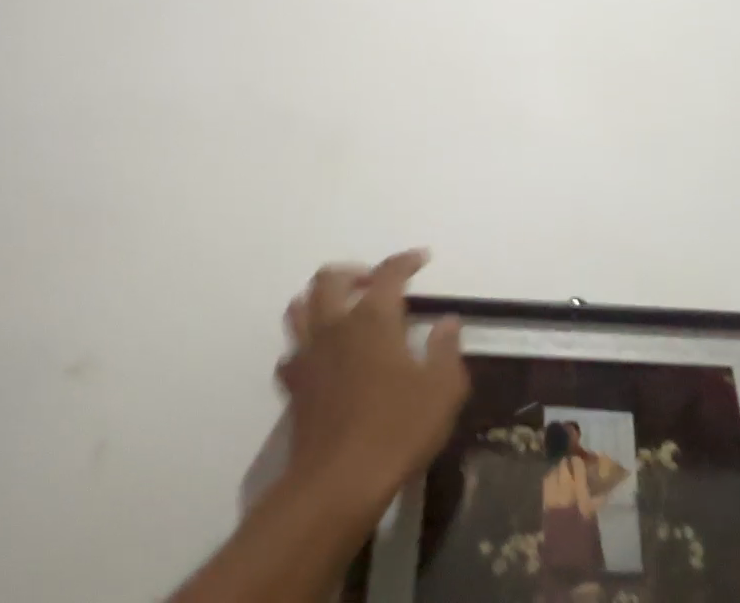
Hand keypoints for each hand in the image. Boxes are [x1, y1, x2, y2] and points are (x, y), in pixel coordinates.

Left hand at [278, 250, 469, 507]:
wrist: (339, 480)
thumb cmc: (398, 429)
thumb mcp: (442, 390)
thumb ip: (446, 350)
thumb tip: (447, 322)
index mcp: (373, 319)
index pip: (388, 273)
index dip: (405, 261)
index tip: (421, 258)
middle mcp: (335, 326)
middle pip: (330, 278)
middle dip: (354, 271)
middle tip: (375, 283)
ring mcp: (308, 354)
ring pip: (301, 306)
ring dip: (320, 297)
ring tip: (341, 308)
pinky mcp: (293, 384)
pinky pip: (292, 351)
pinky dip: (305, 345)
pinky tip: (321, 358)